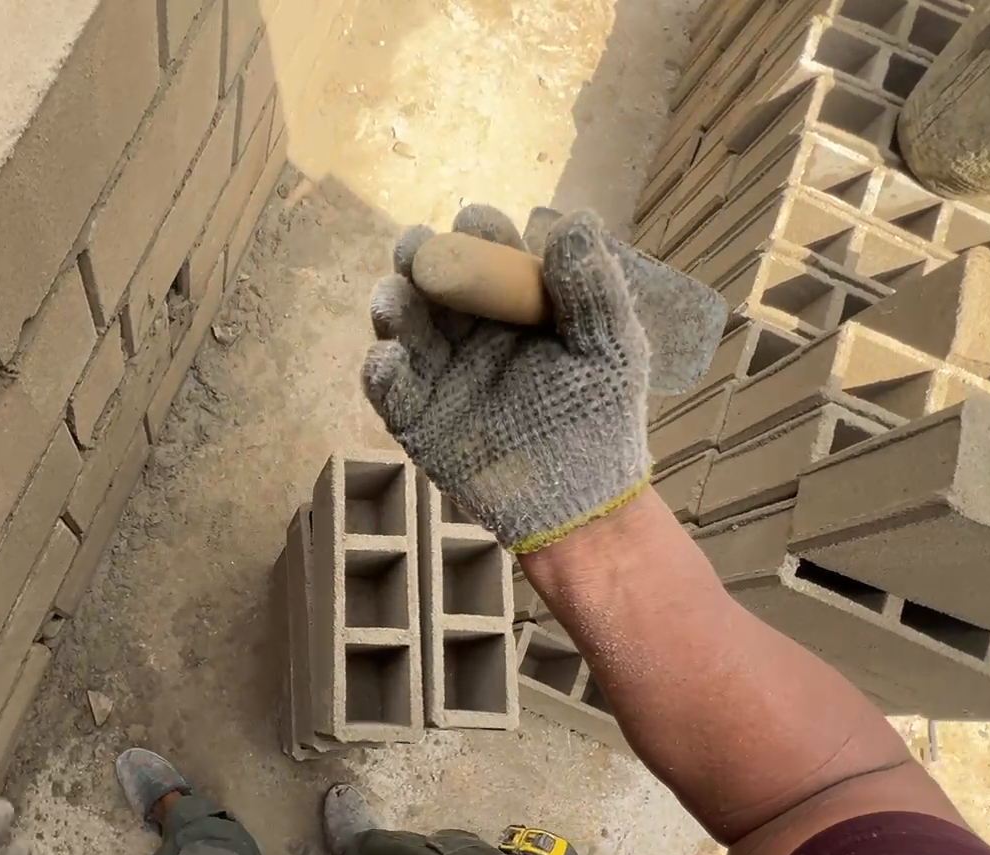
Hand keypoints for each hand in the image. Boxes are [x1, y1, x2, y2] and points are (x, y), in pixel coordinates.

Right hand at [362, 205, 651, 553]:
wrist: (580, 500)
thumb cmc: (601, 419)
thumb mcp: (610, 348)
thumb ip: (593, 290)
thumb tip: (576, 220)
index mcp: (514, 312)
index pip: (490, 260)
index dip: (480, 236)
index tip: (476, 223)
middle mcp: (470, 337)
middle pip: (434, 289)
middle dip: (420, 264)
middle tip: (414, 250)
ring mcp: (440, 379)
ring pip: (405, 334)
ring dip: (393, 311)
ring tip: (390, 301)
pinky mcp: (418, 422)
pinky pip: (391, 394)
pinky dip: (380, 374)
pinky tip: (383, 358)